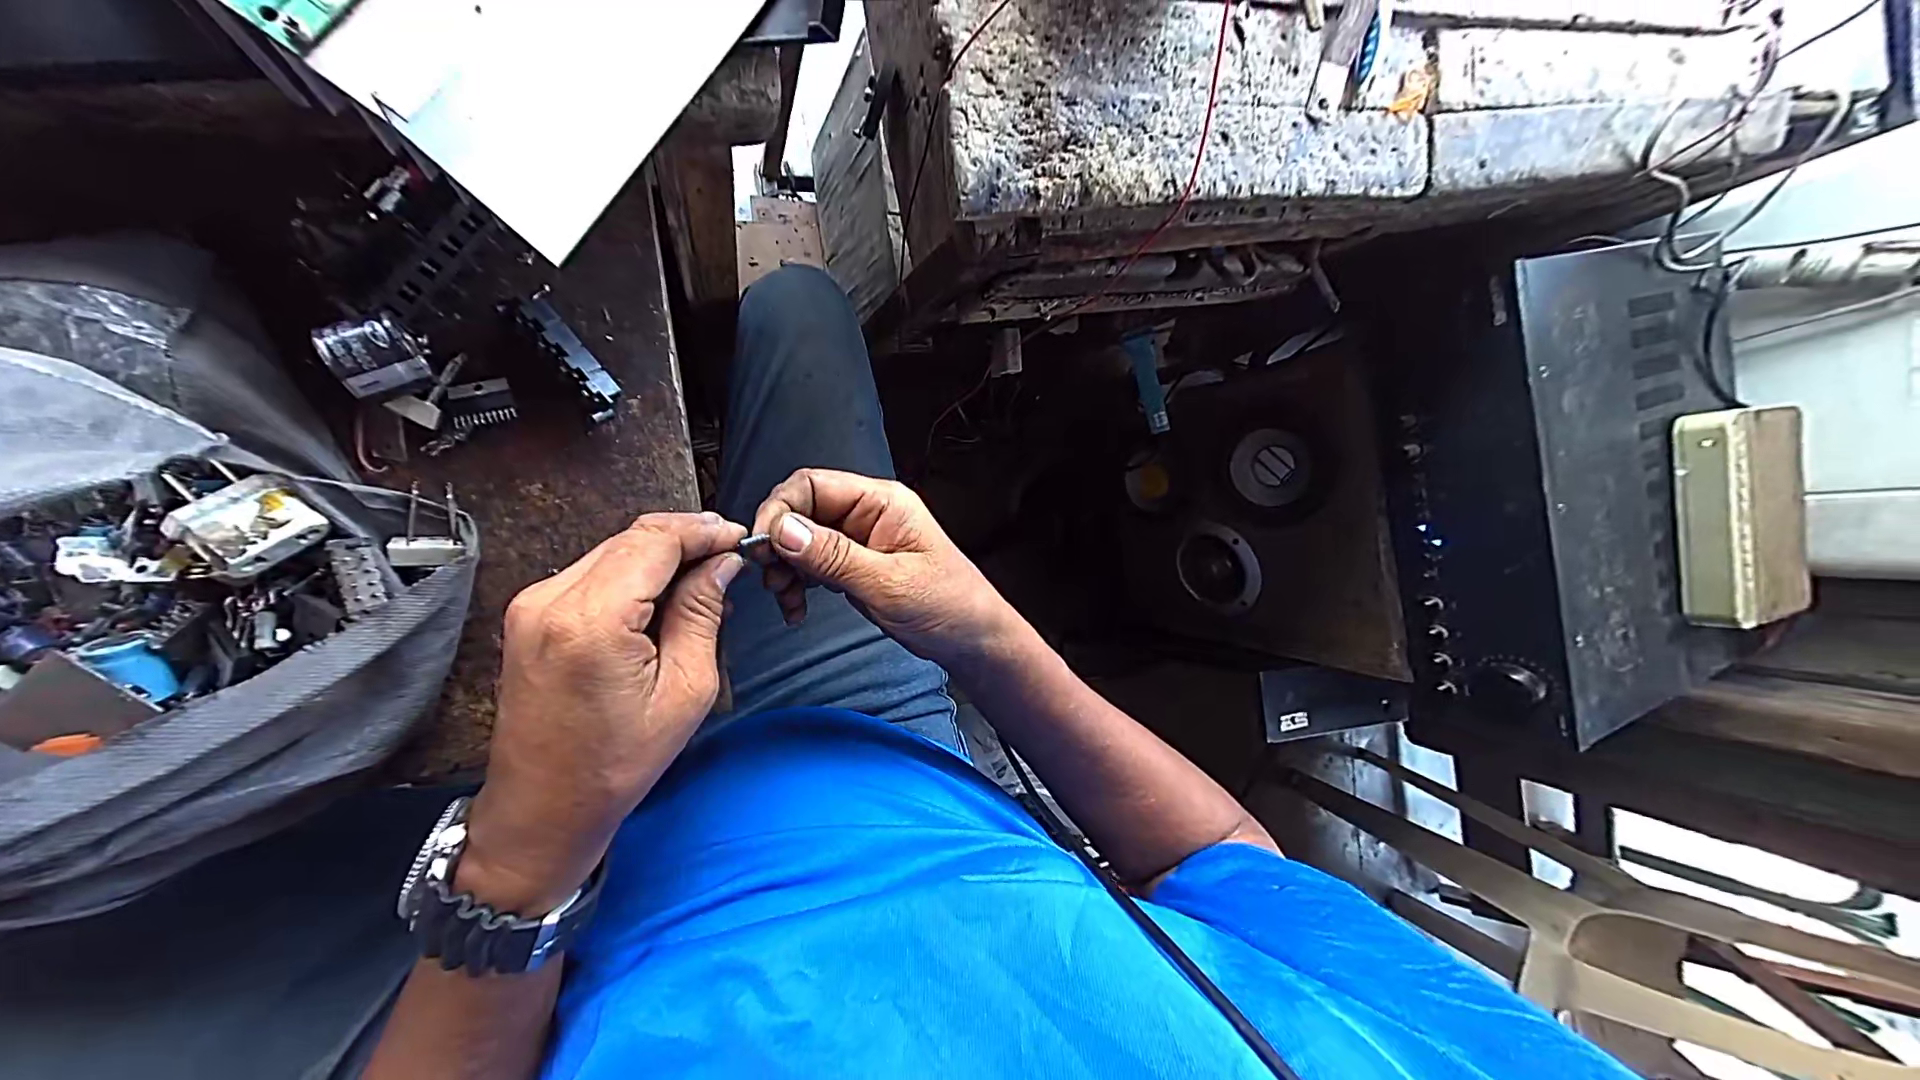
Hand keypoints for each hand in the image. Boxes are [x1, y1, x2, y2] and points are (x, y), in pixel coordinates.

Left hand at [459, 511, 746, 911]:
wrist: (543, 807)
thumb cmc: (616, 763)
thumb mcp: (687, 688)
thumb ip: (703, 612)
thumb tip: (722, 564)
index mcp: (591, 621)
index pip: (656, 541)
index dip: (704, 532)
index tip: (738, 538)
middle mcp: (550, 601)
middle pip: (633, 537)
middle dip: (687, 538)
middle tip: (729, 554)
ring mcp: (533, 605)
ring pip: (614, 549)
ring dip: (663, 555)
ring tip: (705, 579)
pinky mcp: (531, 615)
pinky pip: (594, 571)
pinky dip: (636, 572)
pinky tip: (666, 595)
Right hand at [751, 469, 1015, 665]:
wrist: (972, 640)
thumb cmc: (950, 605)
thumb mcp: (889, 582)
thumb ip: (834, 556)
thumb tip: (783, 529)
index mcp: (883, 502)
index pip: (813, 485)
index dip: (780, 510)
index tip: (763, 544)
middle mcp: (868, 515)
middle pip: (802, 511)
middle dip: (778, 542)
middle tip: (771, 576)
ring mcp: (860, 541)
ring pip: (801, 540)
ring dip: (785, 567)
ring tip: (786, 596)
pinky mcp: (855, 567)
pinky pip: (812, 565)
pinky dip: (797, 584)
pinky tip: (797, 606)